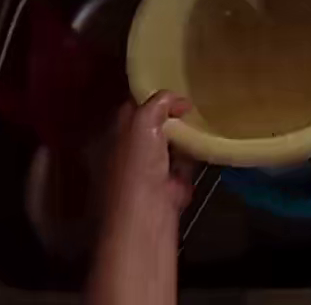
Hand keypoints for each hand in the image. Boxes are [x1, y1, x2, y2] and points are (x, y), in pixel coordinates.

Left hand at [99, 91, 196, 241]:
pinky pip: (182, 169)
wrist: (145, 222)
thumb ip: (159, 102)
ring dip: (183, 141)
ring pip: (168, 148)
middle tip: (191, 106)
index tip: (175, 87)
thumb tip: (178, 101)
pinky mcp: (164, 193)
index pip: (131, 108)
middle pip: (152, 128)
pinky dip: (190, 163)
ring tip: (200, 126)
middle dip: (171, 119)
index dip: (152, 97)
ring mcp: (144, 177)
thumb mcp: (143, 121)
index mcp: (110, 138)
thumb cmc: (136, 168)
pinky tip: (201, 151)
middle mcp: (124, 157)